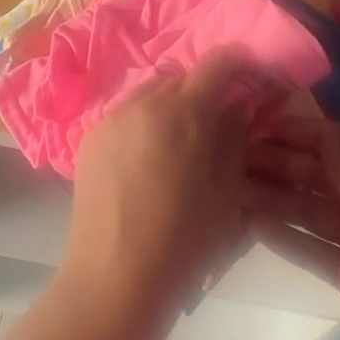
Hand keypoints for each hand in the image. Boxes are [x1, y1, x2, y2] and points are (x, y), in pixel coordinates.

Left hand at [63, 49, 252, 310]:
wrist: (115, 277)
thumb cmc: (184, 239)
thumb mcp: (228, 191)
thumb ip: (235, 138)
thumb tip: (237, 106)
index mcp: (187, 110)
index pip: (217, 63)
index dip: (237, 62)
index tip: (248, 73)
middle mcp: (147, 102)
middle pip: (181, 77)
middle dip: (201, 90)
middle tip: (213, 121)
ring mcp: (114, 118)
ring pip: (149, 94)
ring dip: (169, 106)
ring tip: (176, 143)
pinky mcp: (91, 138)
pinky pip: (125, 116)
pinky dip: (142, 124)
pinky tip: (146, 161)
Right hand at [249, 117, 339, 339]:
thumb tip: (323, 137)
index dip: (306, 131)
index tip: (265, 124)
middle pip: (319, 174)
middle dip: (281, 162)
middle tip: (236, 157)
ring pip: (308, 209)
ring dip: (274, 196)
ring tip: (233, 187)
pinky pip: (310, 249)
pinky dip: (282, 236)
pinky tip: (251, 225)